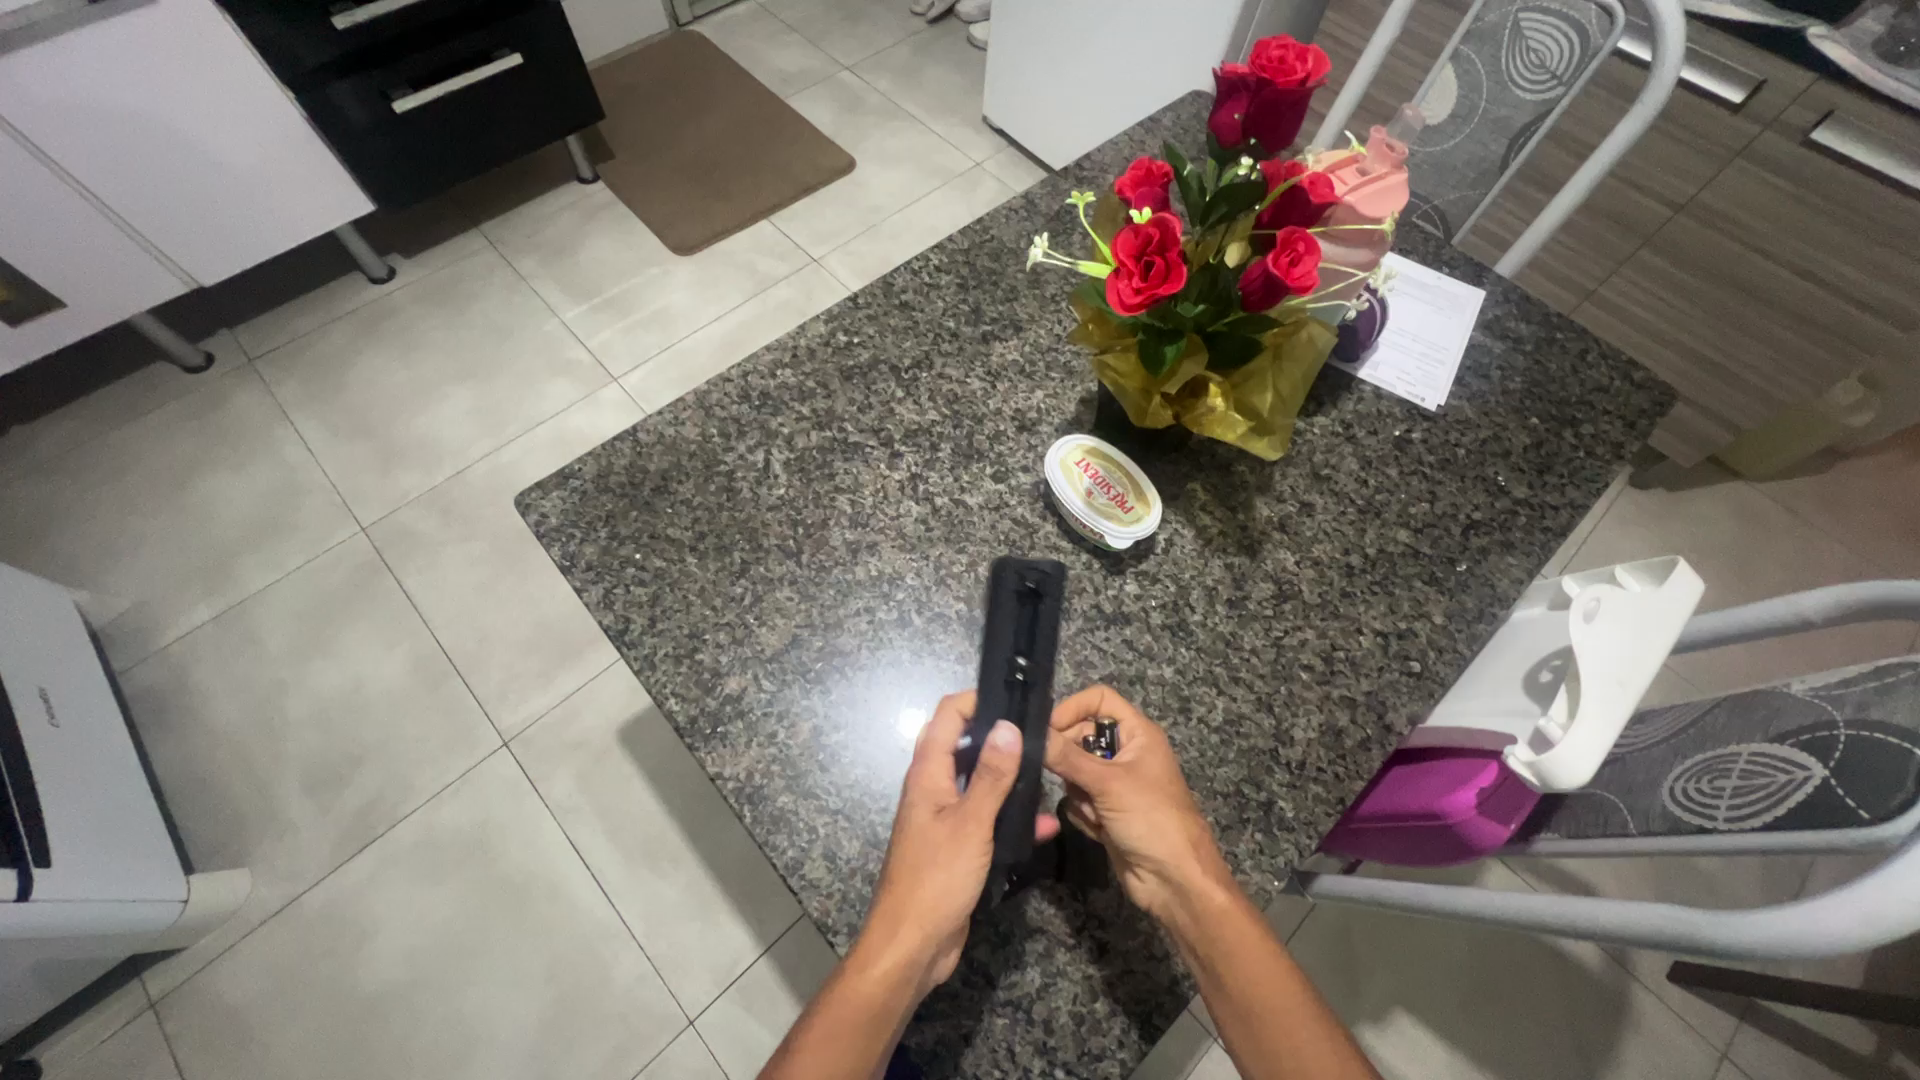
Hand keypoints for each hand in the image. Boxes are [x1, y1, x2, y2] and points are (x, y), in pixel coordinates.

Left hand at [859, 691, 1059, 997]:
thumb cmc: (936, 878)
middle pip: (963, 746)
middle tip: (1038, 735)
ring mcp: (944, 818)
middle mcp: (932, 789)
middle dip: (998, 737)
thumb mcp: (971, 824)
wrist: (913, 945)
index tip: (1015, 699)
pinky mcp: (957, 846)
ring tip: (1046, 772)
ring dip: (1008, 778)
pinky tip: (1043, 825)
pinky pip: (986, 820)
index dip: (976, 700)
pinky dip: (1010, 818)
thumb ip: (990, 776)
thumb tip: (1007, 725)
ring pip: (978, 783)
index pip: (946, 716)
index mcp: (927, 774)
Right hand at [1044, 685, 1233, 924]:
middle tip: (1069, 778)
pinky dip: (1083, 814)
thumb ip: (1066, 756)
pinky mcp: (1106, 811)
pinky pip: (1078, 799)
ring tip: (1096, 811)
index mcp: (1137, 734)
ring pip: (1074, 771)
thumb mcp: (1107, 783)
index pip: (1099, 700)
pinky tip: (1100, 830)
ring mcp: (1115, 784)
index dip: (1072, 708)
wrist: (1175, 882)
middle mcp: (1126, 753)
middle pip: (1080, 736)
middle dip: (1071, 760)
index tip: (1047, 730)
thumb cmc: (1151, 819)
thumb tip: (1030, 732)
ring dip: (1078, 793)